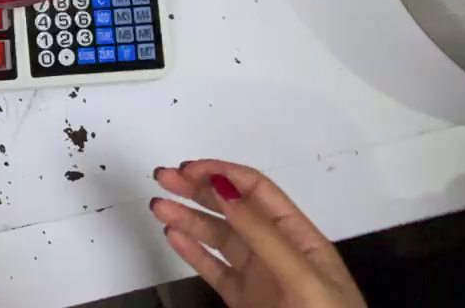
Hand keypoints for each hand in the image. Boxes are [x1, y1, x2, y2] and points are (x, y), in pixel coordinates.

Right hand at [152, 162, 365, 307]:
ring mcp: (260, 277)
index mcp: (300, 238)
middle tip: (162, 178)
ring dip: (187, 218)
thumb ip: (263, 235)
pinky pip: (214, 269)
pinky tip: (173, 237)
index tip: (187, 169)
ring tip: (158, 208)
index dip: (221, 173)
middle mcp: (277, 251)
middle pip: (231, 208)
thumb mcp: (305, 281)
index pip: (256, 190)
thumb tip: (222, 186)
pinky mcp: (245, 301)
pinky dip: (192, 252)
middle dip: (196, 189)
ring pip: (217, 237)